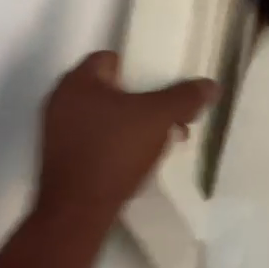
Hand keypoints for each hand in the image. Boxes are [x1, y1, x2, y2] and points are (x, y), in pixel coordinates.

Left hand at [35, 51, 216, 218]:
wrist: (79, 209)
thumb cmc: (116, 151)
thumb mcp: (159, 118)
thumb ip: (184, 97)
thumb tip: (210, 84)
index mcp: (78, 80)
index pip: (111, 58)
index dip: (141, 68)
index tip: (163, 87)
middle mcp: (61, 100)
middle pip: (111, 89)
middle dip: (144, 102)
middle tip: (170, 118)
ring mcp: (57, 131)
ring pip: (104, 117)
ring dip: (133, 125)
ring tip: (161, 142)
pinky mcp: (61, 157)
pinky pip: (95, 139)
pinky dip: (117, 144)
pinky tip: (138, 160)